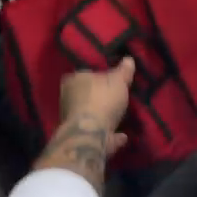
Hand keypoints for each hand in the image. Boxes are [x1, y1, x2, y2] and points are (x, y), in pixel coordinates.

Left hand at [36, 58, 135, 190]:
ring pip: (88, 115)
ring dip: (101, 117)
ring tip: (119, 118)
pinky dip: (106, 134)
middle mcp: (67, 97)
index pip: (85, 73)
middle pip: (86, 95)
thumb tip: (128, 59)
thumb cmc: (102, 100)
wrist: (90, 135)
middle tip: (115, 99)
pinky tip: (121, 136)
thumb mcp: (118, 80)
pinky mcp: (77, 137)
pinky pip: (95, 132)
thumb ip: (124, 70)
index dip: (98, 76)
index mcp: (74, 79)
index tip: (111, 80)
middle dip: (98, 97)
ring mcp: (70, 120)